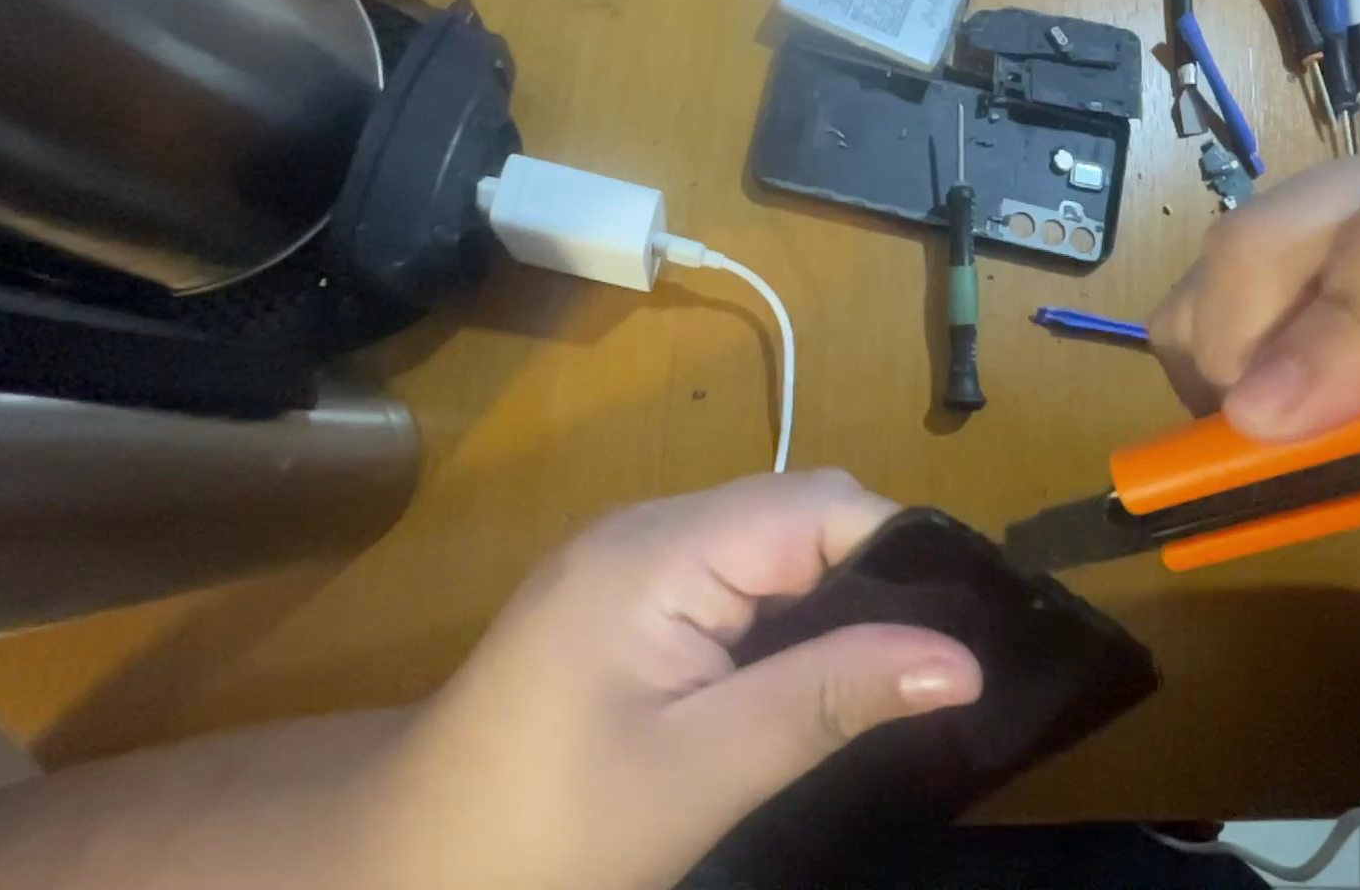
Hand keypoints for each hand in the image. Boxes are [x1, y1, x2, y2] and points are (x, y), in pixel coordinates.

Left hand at [374, 471, 982, 889]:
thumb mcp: (701, 771)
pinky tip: (803, 660)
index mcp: (662, 550)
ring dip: (832, 586)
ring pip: (774, 536)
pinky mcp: (633, 583)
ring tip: (882, 661)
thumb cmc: (543, 831)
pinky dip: (788, 601)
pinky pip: (738, 565)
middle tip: (925, 657)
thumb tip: (958, 660)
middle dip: (871, 566)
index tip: (955, 623)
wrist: (401, 860)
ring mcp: (638, 550)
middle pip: (798, 509)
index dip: (896, 548)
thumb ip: (828, 698)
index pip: (817, 505)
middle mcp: (652, 524)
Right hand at [1150, 93, 1359, 629]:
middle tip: (1281, 447)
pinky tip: (1272, 403)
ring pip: (1244, 242)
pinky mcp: (1295, 241)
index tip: (1284, 419)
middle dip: (1269, 342)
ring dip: (1234, 361)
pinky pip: (1197, 283)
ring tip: (1300, 437)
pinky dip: (1205, 361)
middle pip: (1327, 204)